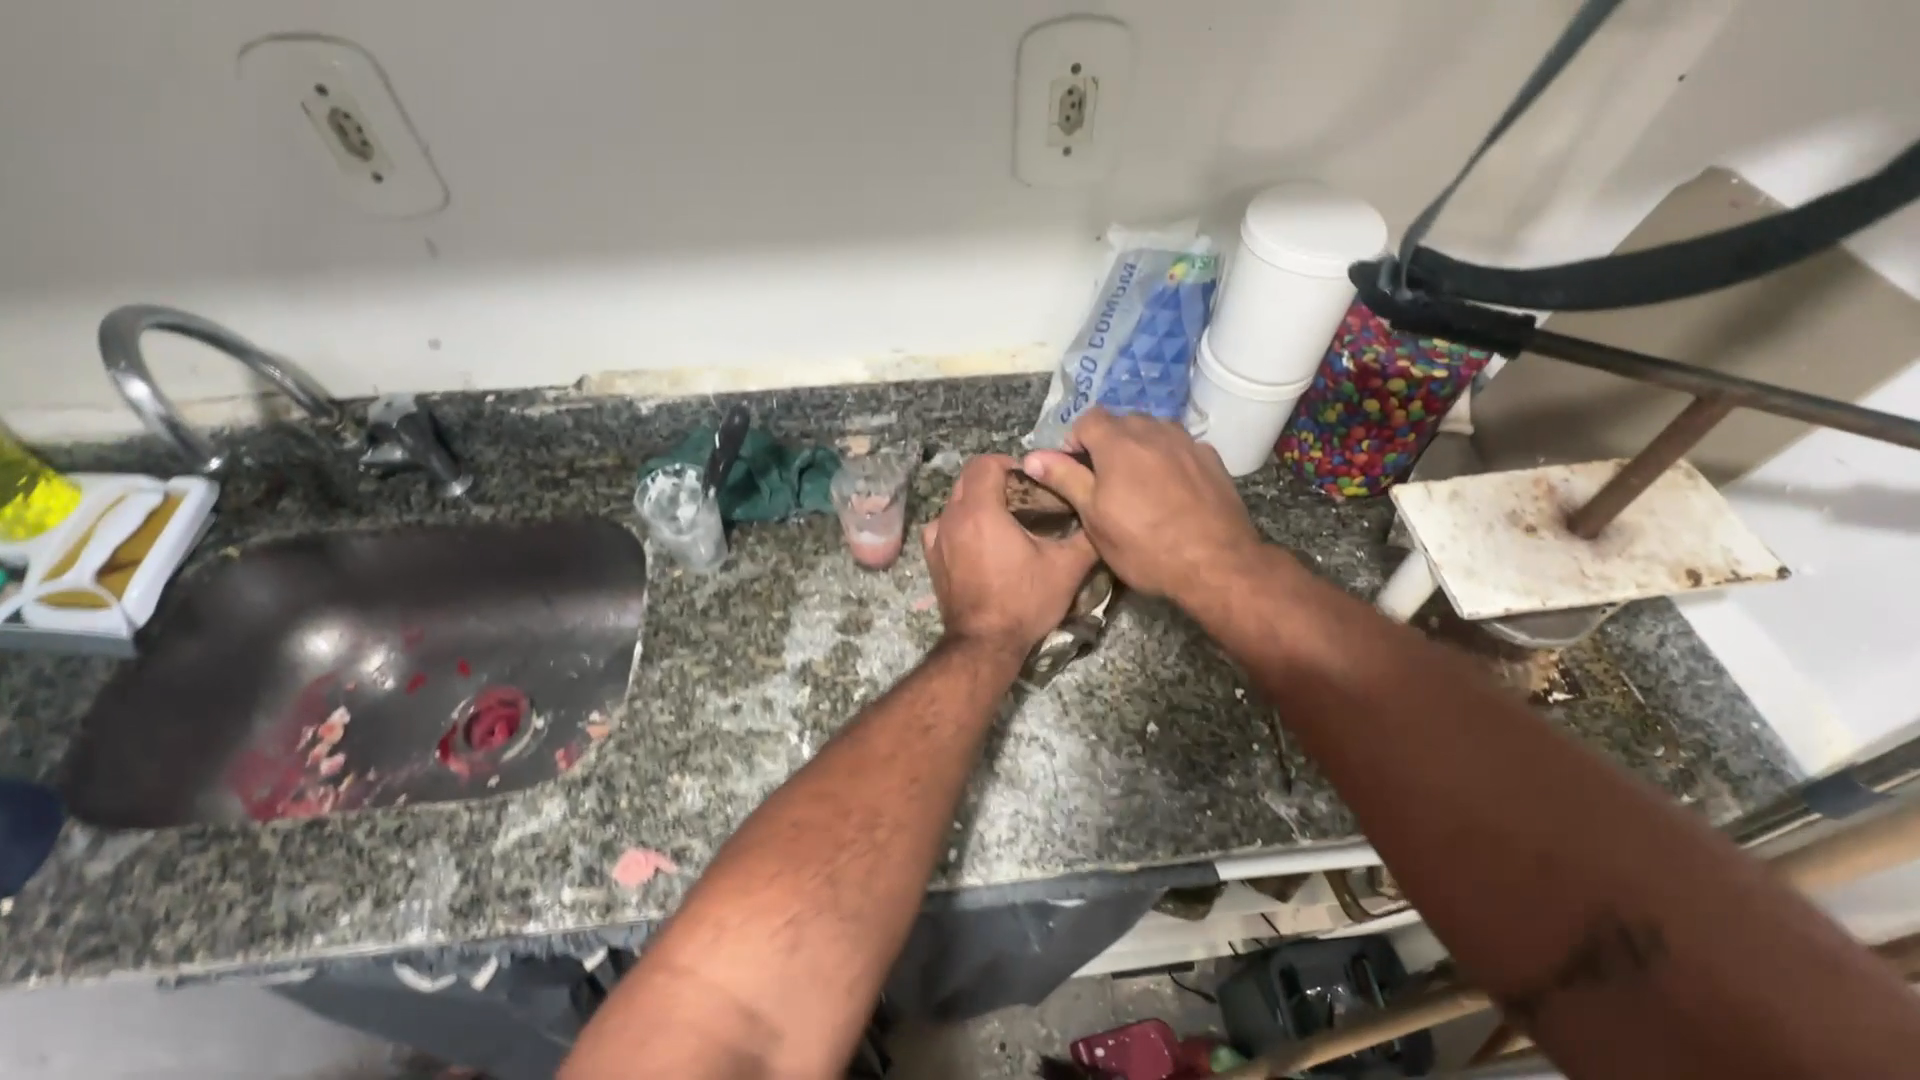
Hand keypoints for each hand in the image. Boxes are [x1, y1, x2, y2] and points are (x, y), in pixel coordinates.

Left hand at [923, 455, 1097, 654]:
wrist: (985, 645)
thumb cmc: (1024, 602)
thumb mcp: (1066, 568)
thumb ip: (1086, 536)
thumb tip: (1099, 516)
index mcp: (979, 510)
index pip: (985, 463)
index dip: (1009, 464)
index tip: (1032, 482)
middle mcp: (951, 518)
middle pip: (967, 479)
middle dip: (995, 481)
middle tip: (1024, 500)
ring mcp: (936, 539)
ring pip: (954, 503)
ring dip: (977, 503)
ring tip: (1004, 522)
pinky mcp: (931, 560)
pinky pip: (943, 527)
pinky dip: (960, 526)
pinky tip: (981, 544)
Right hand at [1022, 408, 1262, 601]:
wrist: (1215, 563)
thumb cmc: (1145, 545)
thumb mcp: (1094, 518)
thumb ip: (1065, 479)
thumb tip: (1032, 456)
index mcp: (1119, 442)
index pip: (1088, 419)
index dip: (1076, 442)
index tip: (1076, 472)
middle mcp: (1154, 431)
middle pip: (1122, 422)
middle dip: (1108, 444)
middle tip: (1105, 483)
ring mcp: (1187, 442)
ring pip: (1154, 431)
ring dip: (1140, 449)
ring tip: (1139, 485)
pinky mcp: (1212, 459)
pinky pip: (1180, 448)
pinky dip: (1168, 460)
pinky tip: (1172, 492)